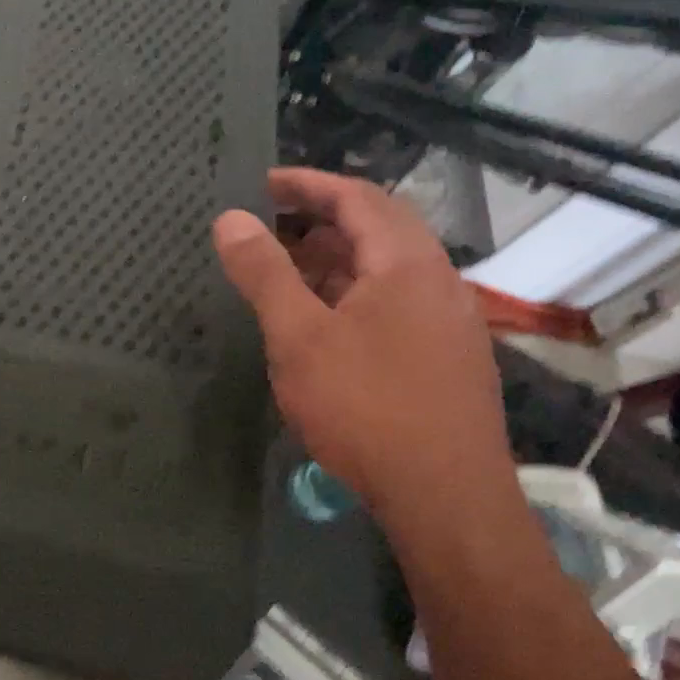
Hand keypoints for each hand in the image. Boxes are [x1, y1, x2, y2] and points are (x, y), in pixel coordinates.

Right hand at [212, 168, 517, 519]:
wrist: (444, 495)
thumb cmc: (365, 406)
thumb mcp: (298, 336)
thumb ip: (264, 273)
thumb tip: (231, 219)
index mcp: (407, 264)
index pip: (358, 198)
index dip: (307, 184)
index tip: (260, 184)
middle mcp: (438, 281)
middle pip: (378, 228)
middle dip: (319, 218)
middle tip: (265, 225)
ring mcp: (448, 321)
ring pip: (386, 268)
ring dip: (334, 257)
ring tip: (282, 270)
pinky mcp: (446, 356)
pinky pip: (394, 300)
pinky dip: (352, 291)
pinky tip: (322, 321)